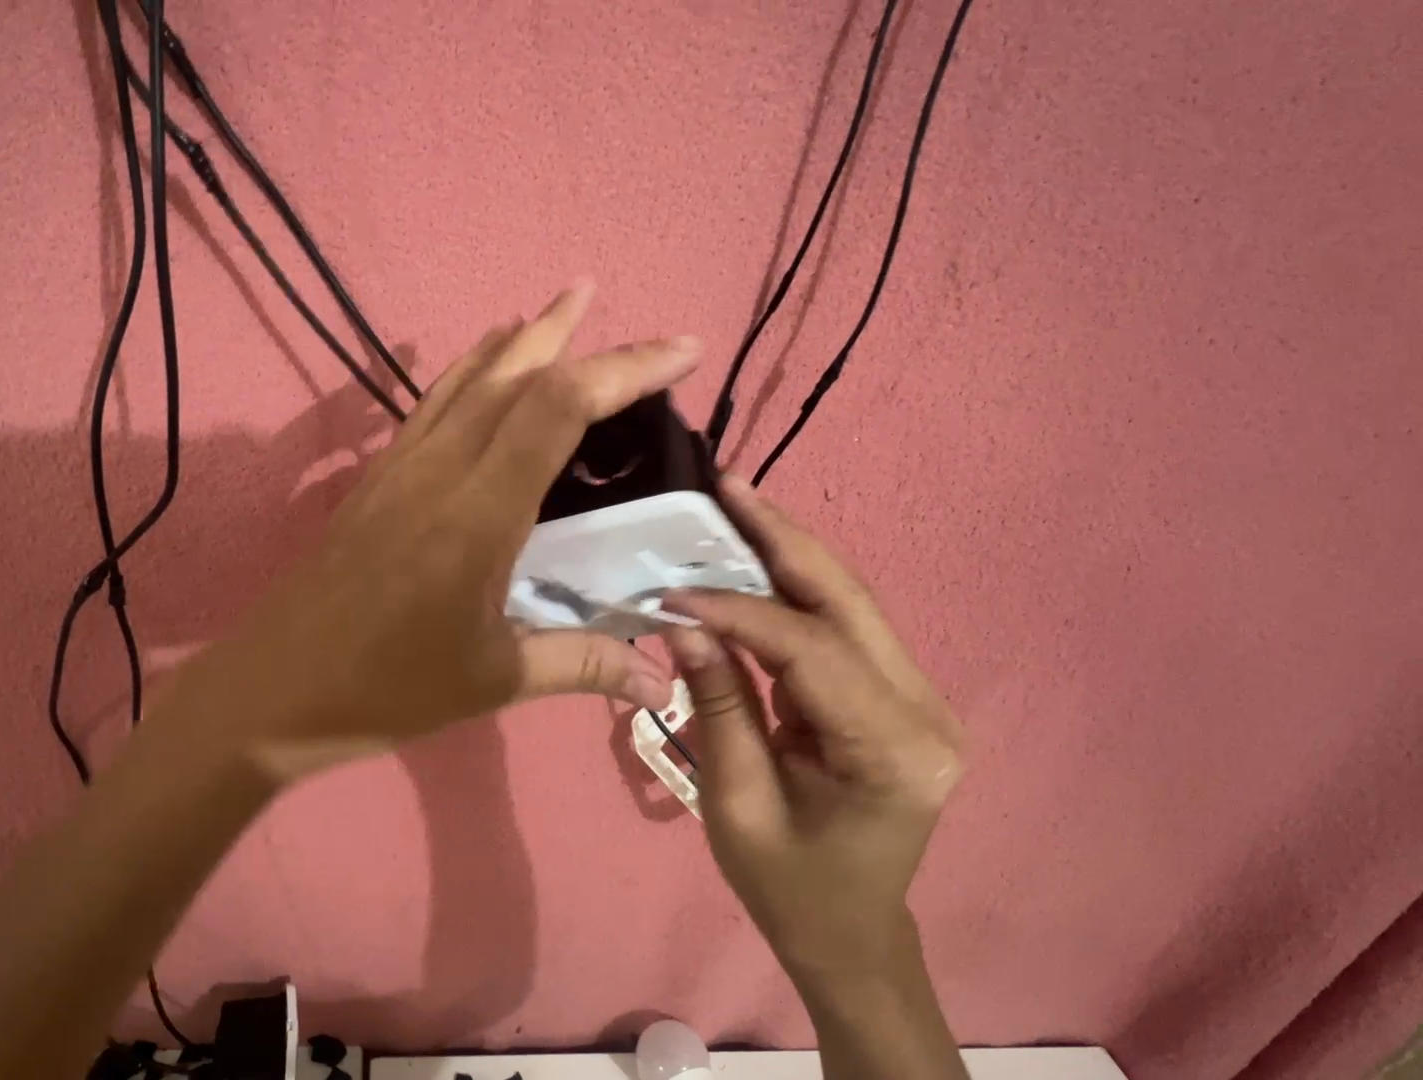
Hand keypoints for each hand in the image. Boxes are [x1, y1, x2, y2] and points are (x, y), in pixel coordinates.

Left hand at [164, 281, 699, 781]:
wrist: (274, 689)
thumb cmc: (387, 688)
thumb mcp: (494, 680)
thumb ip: (582, 665)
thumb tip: (659, 682)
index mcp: (479, 514)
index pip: (557, 409)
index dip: (623, 370)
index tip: (680, 353)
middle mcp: (439, 471)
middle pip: (512, 375)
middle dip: (570, 332)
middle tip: (607, 297)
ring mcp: (400, 469)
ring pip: (465, 380)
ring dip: (514, 340)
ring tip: (553, 310)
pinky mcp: (376, 480)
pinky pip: (432, 405)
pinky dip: (468, 372)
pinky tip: (480, 368)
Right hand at [661, 476, 963, 977]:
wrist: (849, 931)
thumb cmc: (789, 887)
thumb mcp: (737, 805)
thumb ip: (719, 705)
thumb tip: (686, 620)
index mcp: (894, 751)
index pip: (811, 651)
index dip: (740, 610)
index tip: (672, 587)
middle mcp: (924, 709)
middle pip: (847, 601)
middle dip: (782, 538)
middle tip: (727, 486)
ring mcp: (916, 695)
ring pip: (845, 601)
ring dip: (786, 550)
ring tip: (733, 504)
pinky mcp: (893, 692)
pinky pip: (836, 626)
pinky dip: (788, 587)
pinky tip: (751, 553)